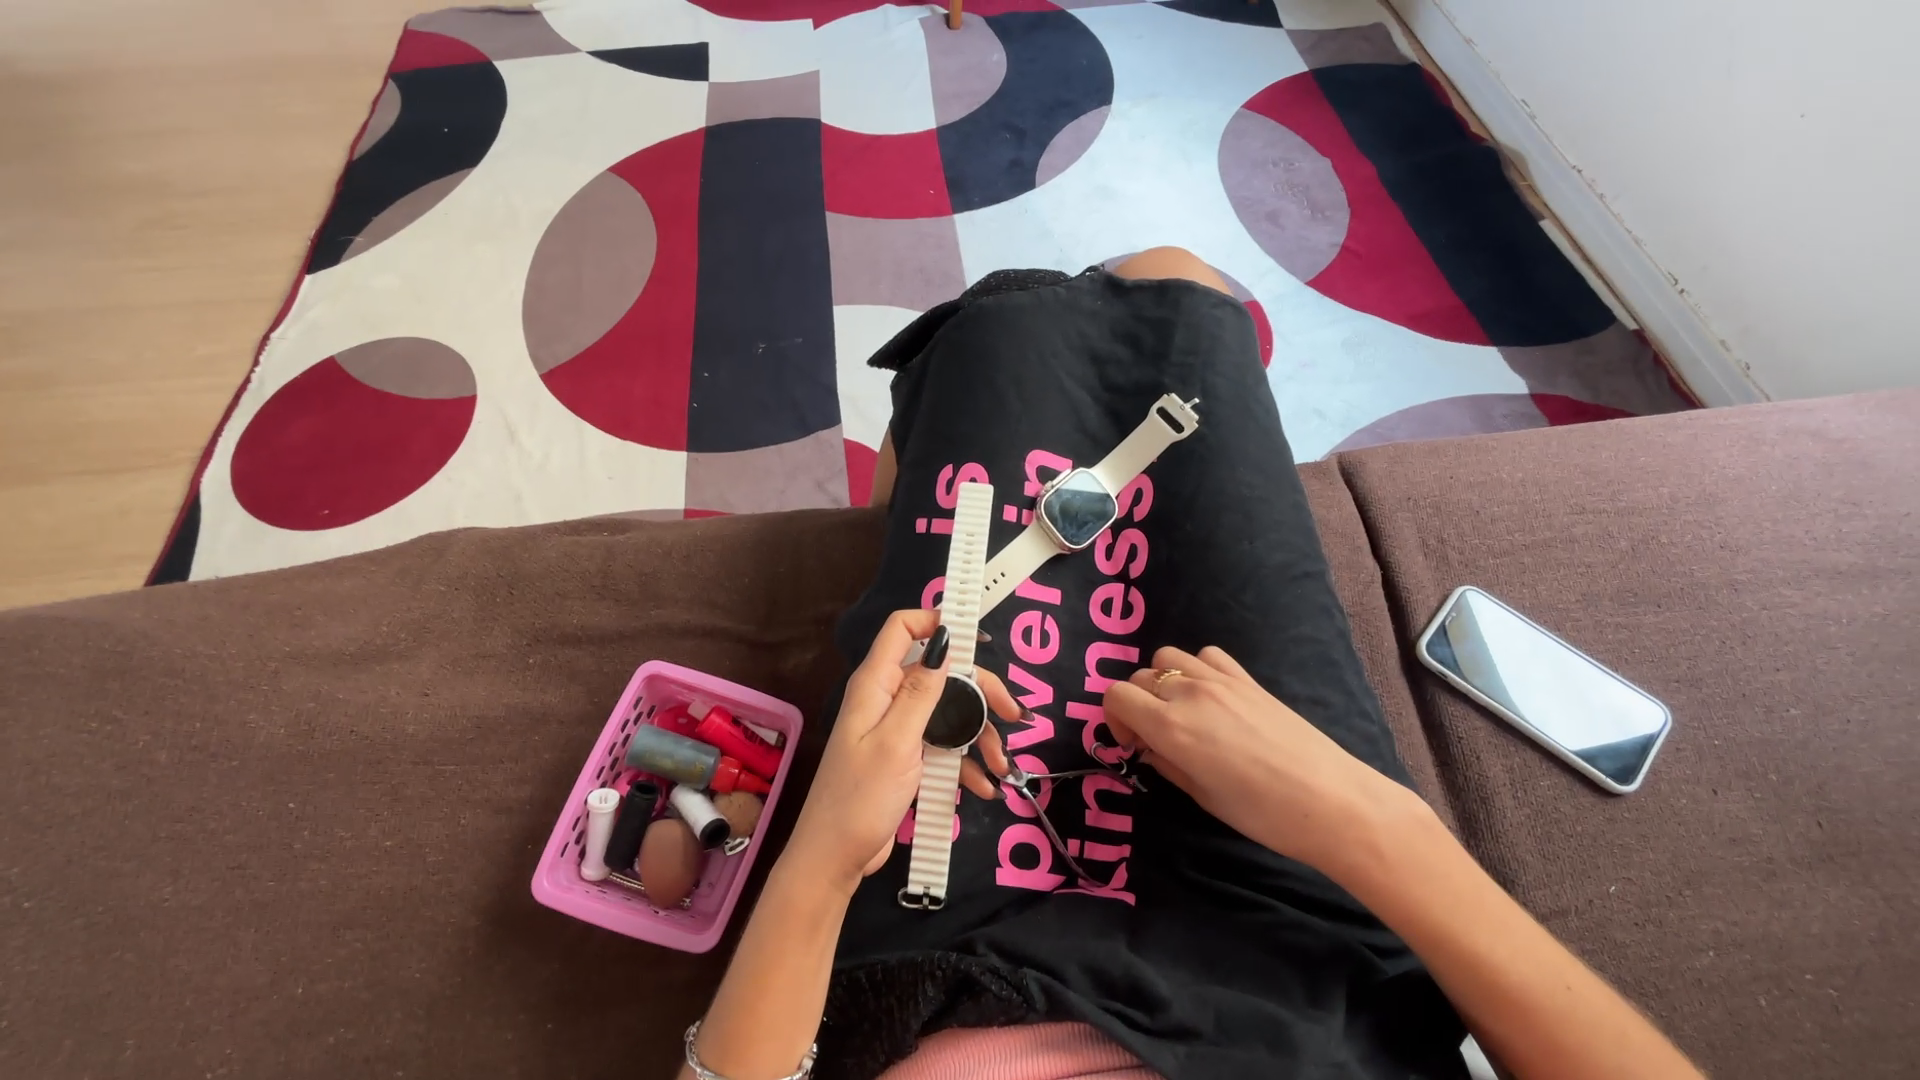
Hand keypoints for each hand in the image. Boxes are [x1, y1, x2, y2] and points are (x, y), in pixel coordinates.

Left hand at [783, 609, 1019, 893]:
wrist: (834, 859)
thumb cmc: (859, 798)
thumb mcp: (896, 742)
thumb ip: (922, 691)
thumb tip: (943, 639)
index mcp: (876, 684)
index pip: (903, 628)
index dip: (938, 622)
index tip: (980, 640)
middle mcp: (887, 699)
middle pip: (940, 673)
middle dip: (980, 691)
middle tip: (1015, 715)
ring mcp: (897, 729)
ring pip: (948, 712)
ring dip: (980, 735)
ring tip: (1003, 765)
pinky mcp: (906, 757)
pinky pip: (943, 745)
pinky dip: (966, 762)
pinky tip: (984, 786)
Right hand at [1103, 645, 1412, 876]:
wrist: (1332, 802)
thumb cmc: (1261, 813)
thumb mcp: (1201, 796)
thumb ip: (1166, 764)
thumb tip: (1149, 748)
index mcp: (1170, 726)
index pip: (1115, 696)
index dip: (1114, 719)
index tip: (1133, 744)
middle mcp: (1189, 693)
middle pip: (1139, 677)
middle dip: (1136, 704)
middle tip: (1154, 737)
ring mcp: (1220, 681)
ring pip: (1168, 657)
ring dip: (1163, 681)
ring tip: (1180, 712)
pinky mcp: (1247, 679)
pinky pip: (1207, 656)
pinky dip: (1197, 669)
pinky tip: (1211, 697)